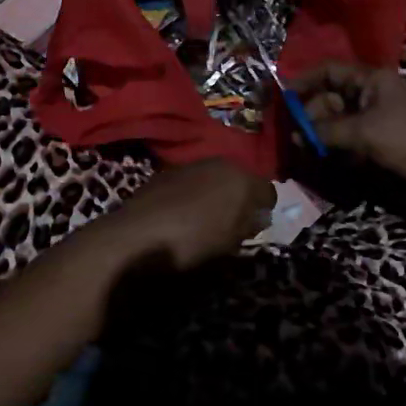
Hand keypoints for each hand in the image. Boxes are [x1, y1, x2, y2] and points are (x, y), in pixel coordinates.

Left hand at [92, 159, 274, 270]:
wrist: (137, 235)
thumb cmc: (194, 241)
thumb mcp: (231, 242)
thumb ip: (249, 224)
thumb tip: (258, 215)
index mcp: (241, 178)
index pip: (268, 190)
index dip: (265, 209)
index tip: (256, 227)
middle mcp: (219, 163)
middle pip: (240, 179)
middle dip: (240, 197)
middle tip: (233, 222)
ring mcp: (190, 165)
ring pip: (214, 177)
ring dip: (215, 193)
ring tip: (206, 218)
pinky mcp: (166, 172)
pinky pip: (191, 181)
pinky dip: (193, 193)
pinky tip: (181, 214)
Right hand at [292, 63, 405, 184]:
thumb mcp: (361, 131)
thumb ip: (325, 130)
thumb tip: (296, 134)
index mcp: (372, 79)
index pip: (330, 71)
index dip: (305, 81)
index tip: (283, 97)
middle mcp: (374, 93)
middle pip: (332, 97)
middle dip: (311, 114)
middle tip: (295, 134)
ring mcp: (379, 117)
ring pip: (340, 120)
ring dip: (322, 133)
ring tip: (307, 148)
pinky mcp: (383, 140)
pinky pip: (351, 137)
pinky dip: (337, 145)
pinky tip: (327, 156)